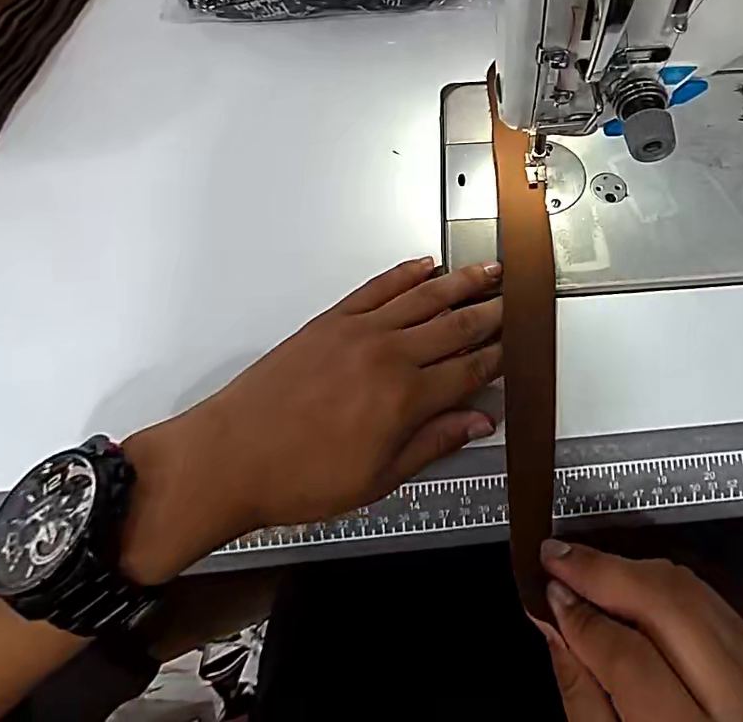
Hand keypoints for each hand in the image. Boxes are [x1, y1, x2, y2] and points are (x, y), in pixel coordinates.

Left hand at [117, 257, 504, 582]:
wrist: (228, 457)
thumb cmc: (297, 476)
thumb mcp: (377, 478)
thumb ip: (434, 443)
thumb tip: (477, 423)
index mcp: (404, 399)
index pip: (468, 369)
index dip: (497, 357)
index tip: (513, 348)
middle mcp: (388, 356)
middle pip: (456, 326)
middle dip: (490, 312)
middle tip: (513, 301)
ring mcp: (360, 331)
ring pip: (425, 297)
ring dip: (461, 281)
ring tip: (487, 268)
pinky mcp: (333, 319)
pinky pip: (379, 286)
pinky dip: (405, 273)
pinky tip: (425, 265)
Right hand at [537, 541, 742, 721]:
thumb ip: (579, 691)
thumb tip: (551, 616)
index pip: (633, 660)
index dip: (584, 617)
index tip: (548, 586)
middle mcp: (740, 709)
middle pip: (669, 607)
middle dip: (606, 571)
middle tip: (559, 556)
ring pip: (690, 592)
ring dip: (632, 570)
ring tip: (587, 567)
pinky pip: (710, 599)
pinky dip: (665, 584)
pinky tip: (632, 584)